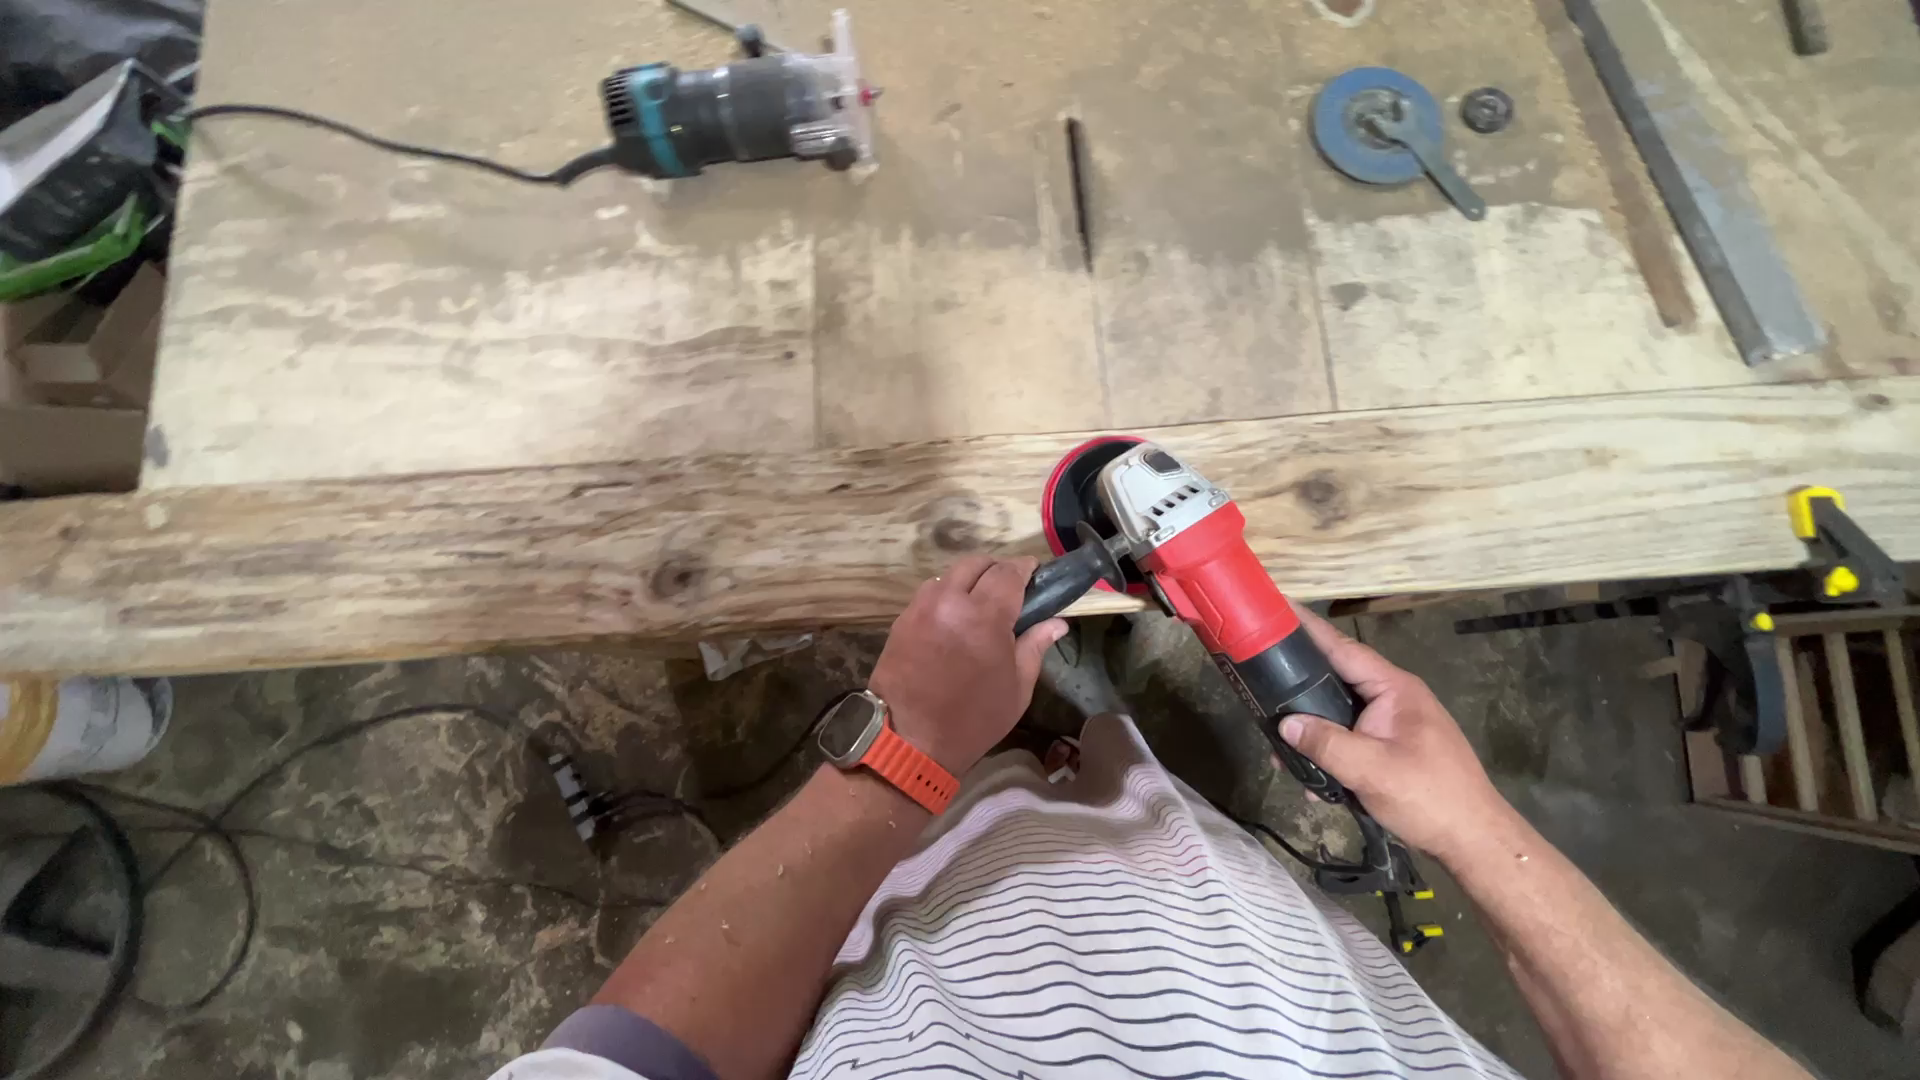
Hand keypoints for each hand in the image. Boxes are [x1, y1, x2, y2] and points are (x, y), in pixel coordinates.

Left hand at [869, 556, 1068, 774]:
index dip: (1025, 568)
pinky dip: (946, 596)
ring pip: (949, 575)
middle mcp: (950, 601)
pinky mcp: (901, 620)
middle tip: (1009, 590)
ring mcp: (921, 607)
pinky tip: (953, 620)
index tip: (1034, 573)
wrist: (908, 741)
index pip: (1008, 572)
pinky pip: (929, 594)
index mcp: (984, 616)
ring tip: (978, 605)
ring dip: (968, 581)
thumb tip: (1057, 623)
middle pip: (976, 563)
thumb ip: (1035, 646)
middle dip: (996, 569)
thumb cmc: (972, 719)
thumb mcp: (1016, 688)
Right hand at [1276, 605, 1516, 866]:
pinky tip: (1309, 777)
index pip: (1343, 648)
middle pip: (1334, 678)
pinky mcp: (1388, 746)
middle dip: (1295, 686)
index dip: (1308, 628)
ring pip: (1336, 712)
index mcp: (1394, 689)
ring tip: (1277, 748)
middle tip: (1256, 681)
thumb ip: (1325, 743)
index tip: (1275, 608)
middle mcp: (1392, 698)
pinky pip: (1346, 737)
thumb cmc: (1430, 798)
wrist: (1476, 844)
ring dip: (1308, 730)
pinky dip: (1325, 751)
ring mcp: (1391, 723)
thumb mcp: (1371, 770)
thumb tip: (1284, 724)